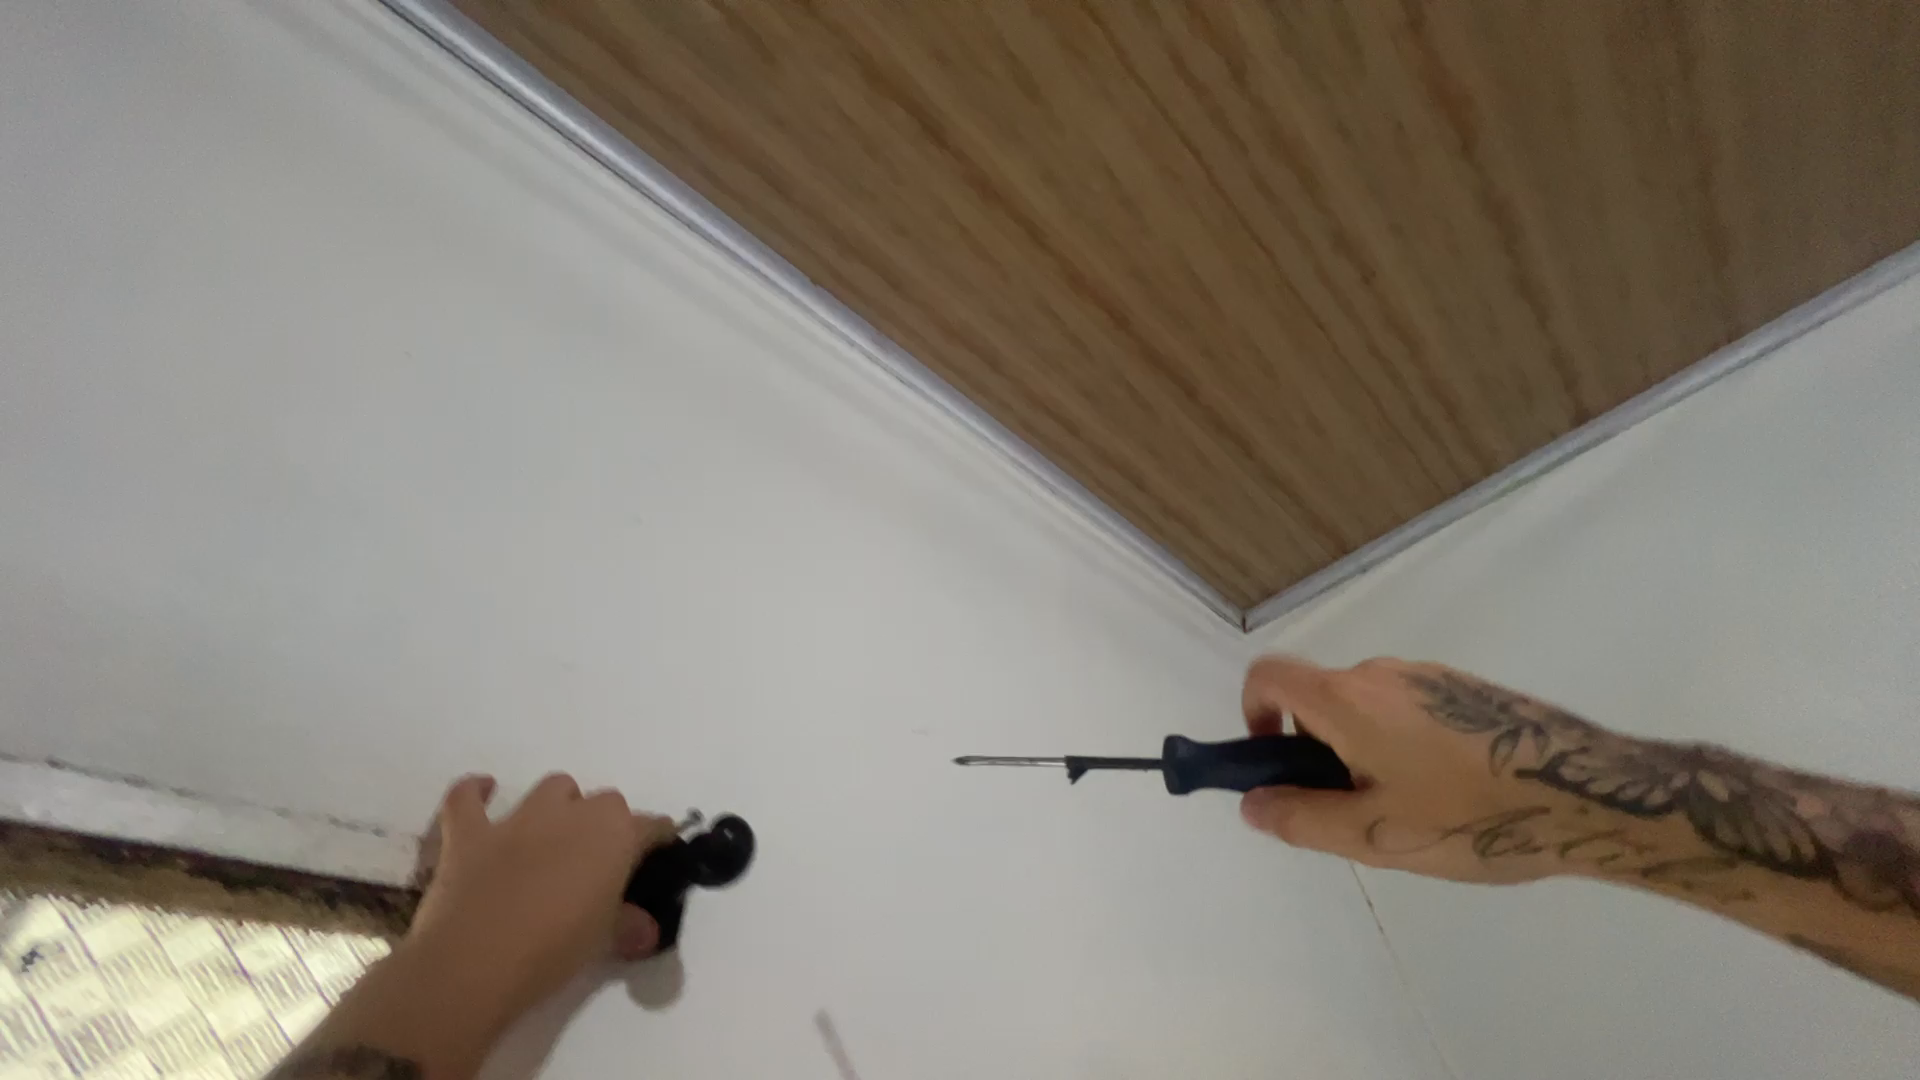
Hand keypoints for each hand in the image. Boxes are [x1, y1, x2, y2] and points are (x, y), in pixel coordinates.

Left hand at [402, 774, 675, 1029]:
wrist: (472, 967)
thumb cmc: (554, 951)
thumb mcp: (604, 941)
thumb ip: (628, 926)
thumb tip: (647, 931)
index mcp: (617, 835)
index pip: (652, 826)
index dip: (657, 840)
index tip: (656, 857)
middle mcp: (575, 814)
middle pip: (606, 801)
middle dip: (606, 824)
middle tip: (599, 861)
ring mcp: (520, 820)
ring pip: (553, 787)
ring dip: (559, 804)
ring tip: (555, 832)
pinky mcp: (470, 835)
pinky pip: (466, 799)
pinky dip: (474, 792)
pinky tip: (482, 790)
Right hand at [1237, 656, 1665, 883]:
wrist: (1602, 796)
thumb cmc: (1473, 816)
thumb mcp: (1375, 834)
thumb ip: (1301, 818)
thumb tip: (1251, 804)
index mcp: (1346, 700)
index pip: (1267, 677)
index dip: (1252, 712)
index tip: (1275, 760)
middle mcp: (1378, 673)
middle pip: (1316, 696)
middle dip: (1315, 746)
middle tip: (1354, 805)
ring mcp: (1427, 676)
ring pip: (1363, 704)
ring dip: (1359, 745)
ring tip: (1411, 804)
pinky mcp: (1466, 687)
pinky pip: (1405, 705)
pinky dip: (1399, 738)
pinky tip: (1450, 788)